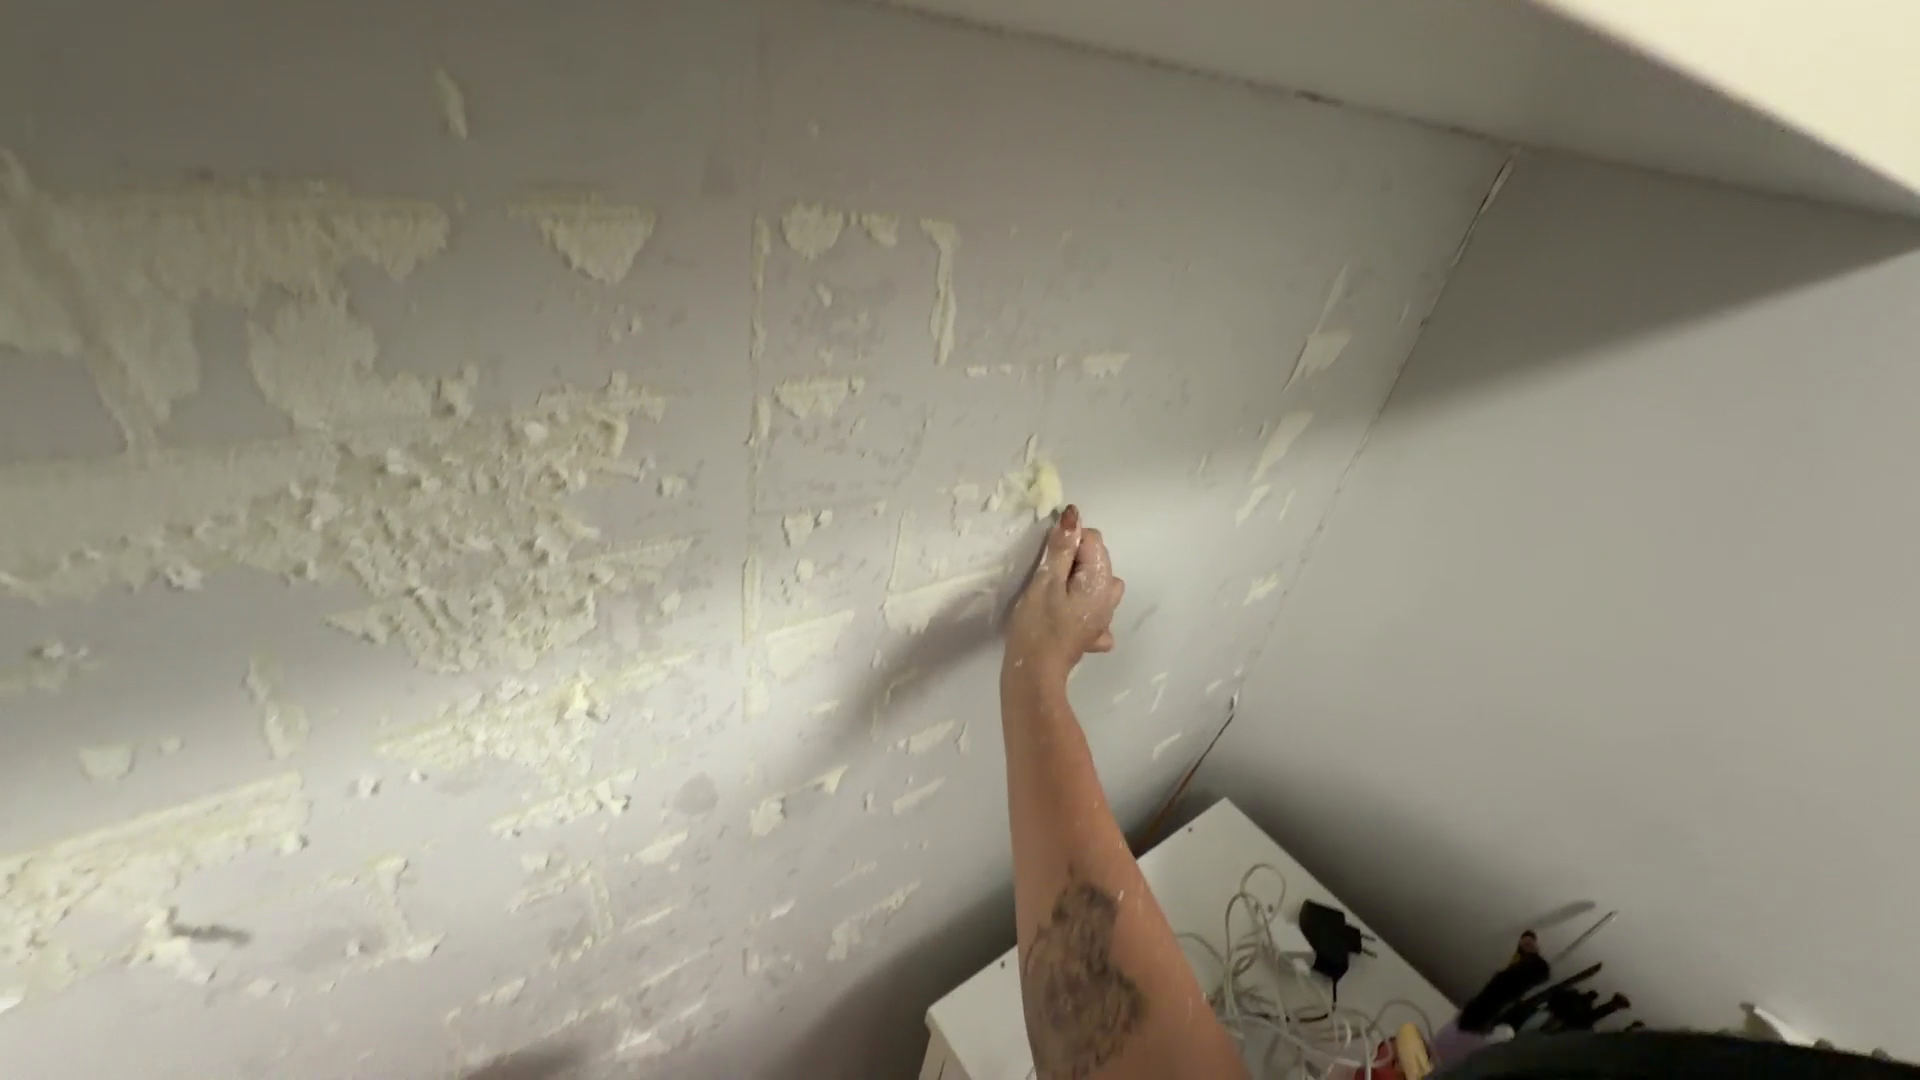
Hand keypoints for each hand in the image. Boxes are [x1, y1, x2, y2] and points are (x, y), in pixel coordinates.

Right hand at [1004, 505, 1125, 681]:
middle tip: (1048, 579)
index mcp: (1101, 579)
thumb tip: (1074, 514)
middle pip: (1097, 559)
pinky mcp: (1096, 633)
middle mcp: (1110, 595)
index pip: (1092, 539)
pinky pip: (1095, 608)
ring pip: (1097, 582)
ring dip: (1079, 580)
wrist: (1035, 672)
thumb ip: (1062, 547)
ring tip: (1057, 594)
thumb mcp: (1045, 580)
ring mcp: (1106, 616)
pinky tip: (1068, 616)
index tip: (1048, 560)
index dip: (1068, 542)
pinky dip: (1083, 605)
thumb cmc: (1038, 624)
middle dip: (1074, 560)